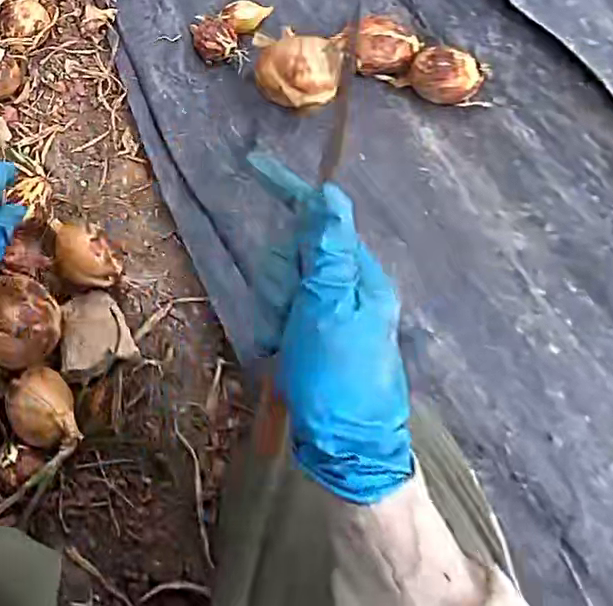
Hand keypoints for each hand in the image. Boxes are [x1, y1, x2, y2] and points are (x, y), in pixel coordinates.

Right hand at [278, 184, 412, 503]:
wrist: (342, 449)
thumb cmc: (340, 376)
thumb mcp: (330, 309)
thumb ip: (327, 250)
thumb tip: (330, 193)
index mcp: (358, 275)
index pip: (320, 218)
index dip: (288, 191)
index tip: (254, 163)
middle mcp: (342, 286)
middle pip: (291, 250)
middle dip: (280, 277)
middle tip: (287, 313)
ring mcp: (322, 310)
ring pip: (277, 278)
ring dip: (273, 305)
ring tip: (284, 338)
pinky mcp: (304, 329)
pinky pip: (274, 306)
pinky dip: (270, 323)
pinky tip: (278, 347)